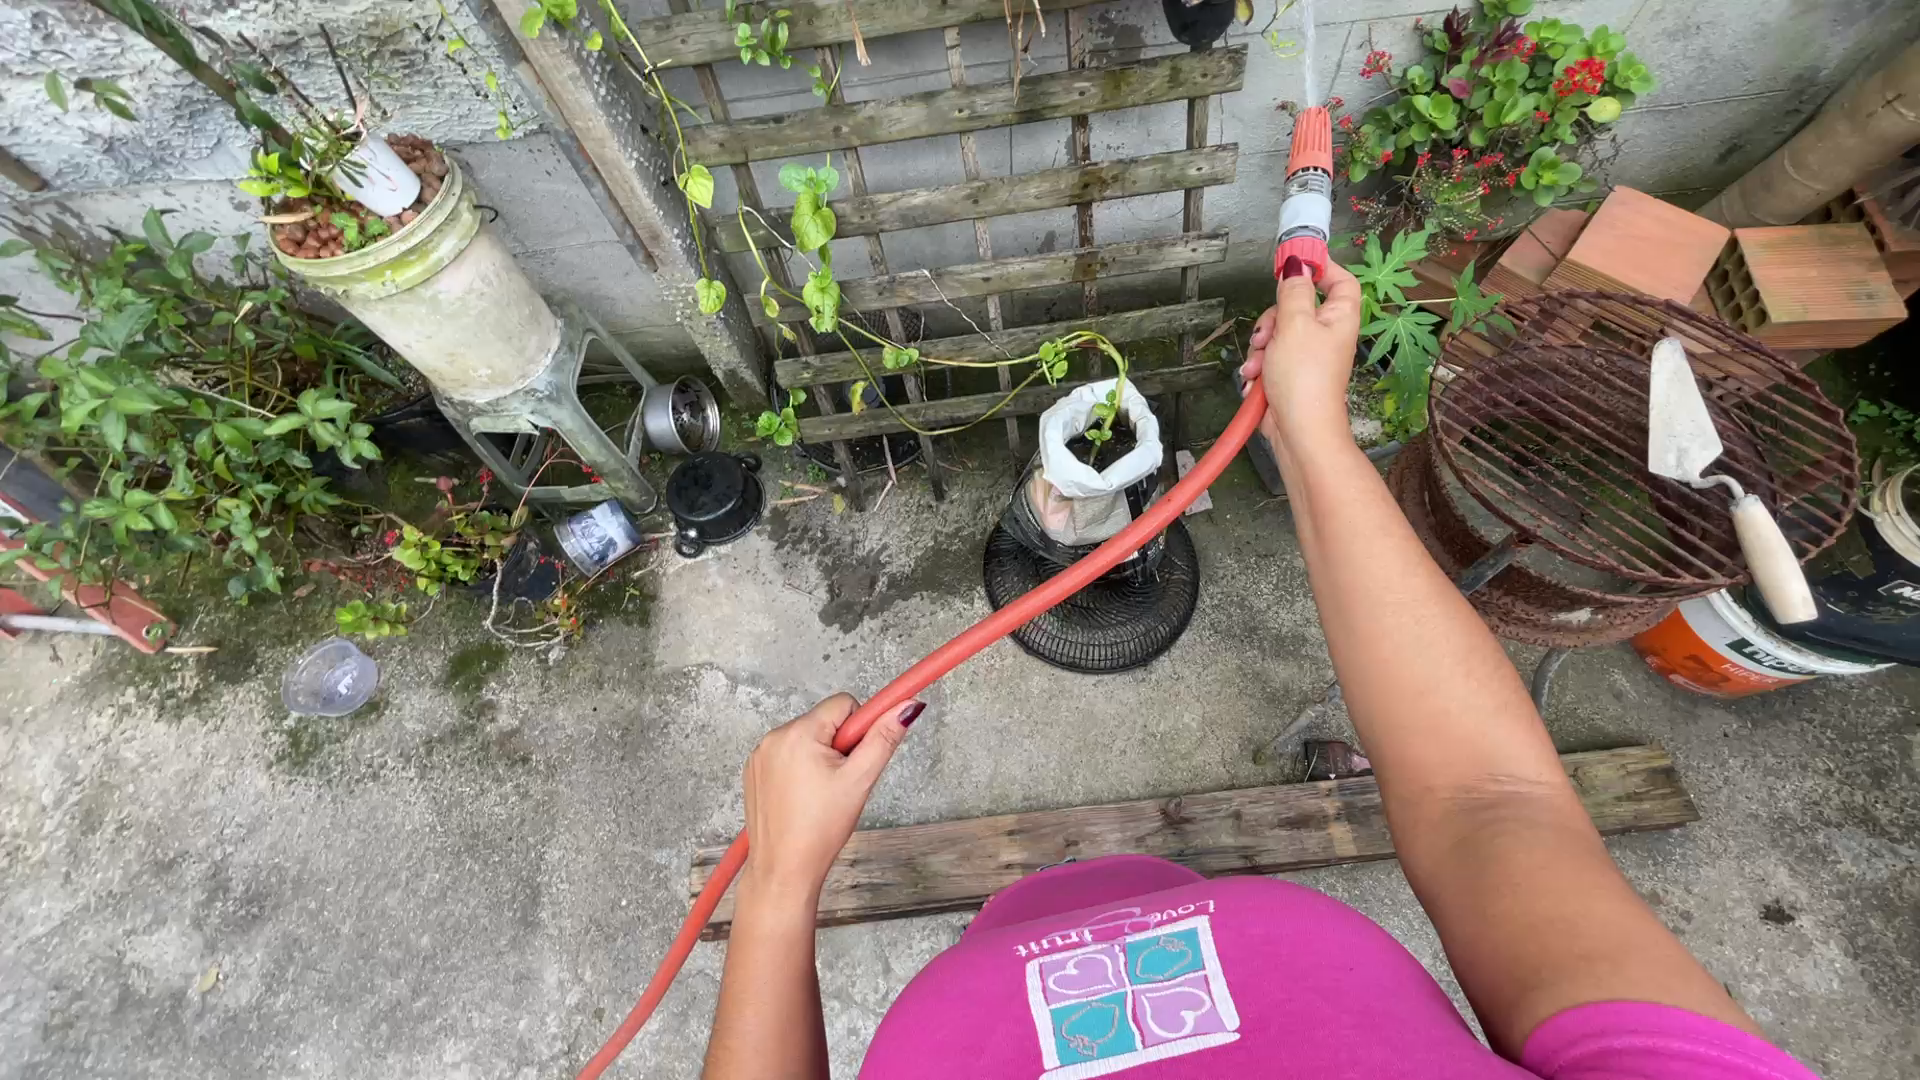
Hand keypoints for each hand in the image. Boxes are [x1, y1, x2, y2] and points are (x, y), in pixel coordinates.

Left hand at [740, 694, 924, 903]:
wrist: (783, 871)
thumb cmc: (819, 830)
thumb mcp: (860, 780)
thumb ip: (884, 738)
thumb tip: (906, 706)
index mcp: (799, 733)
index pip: (844, 704)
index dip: (859, 730)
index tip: (859, 756)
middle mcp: (774, 736)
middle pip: (825, 721)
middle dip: (840, 745)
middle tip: (840, 781)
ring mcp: (760, 754)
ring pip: (808, 738)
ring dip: (820, 756)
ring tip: (821, 793)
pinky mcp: (754, 771)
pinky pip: (788, 754)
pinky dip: (800, 768)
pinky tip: (804, 797)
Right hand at [1238, 257, 1362, 451]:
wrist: (1298, 428)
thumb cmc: (1304, 378)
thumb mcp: (1294, 325)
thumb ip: (1293, 291)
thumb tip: (1296, 264)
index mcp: (1339, 317)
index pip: (1339, 280)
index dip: (1320, 269)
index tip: (1295, 265)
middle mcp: (1325, 334)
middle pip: (1295, 308)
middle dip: (1272, 321)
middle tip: (1265, 335)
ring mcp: (1306, 355)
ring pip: (1276, 334)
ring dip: (1260, 348)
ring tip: (1258, 366)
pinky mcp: (1288, 374)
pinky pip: (1268, 358)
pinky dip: (1258, 367)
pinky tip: (1255, 380)